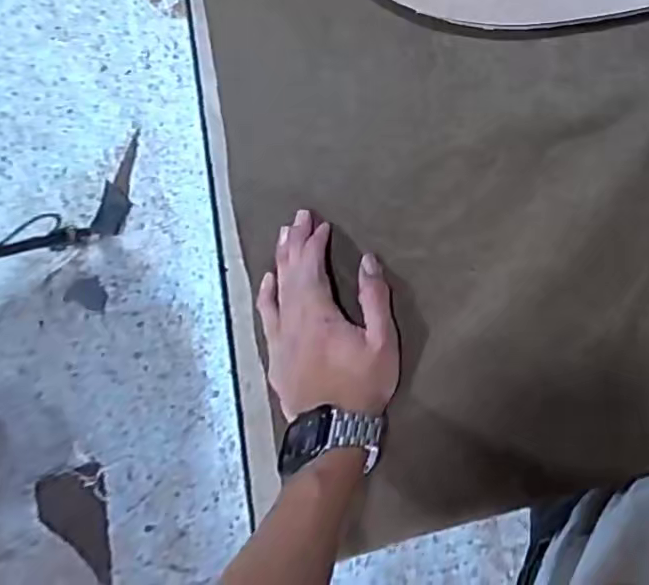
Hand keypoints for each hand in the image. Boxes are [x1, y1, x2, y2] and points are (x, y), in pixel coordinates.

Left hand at [256, 209, 399, 419]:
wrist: (334, 432)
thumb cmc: (364, 384)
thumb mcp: (382, 340)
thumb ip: (374, 298)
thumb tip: (367, 261)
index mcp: (318, 316)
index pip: (311, 270)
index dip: (314, 245)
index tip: (321, 224)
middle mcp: (292, 323)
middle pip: (289, 275)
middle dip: (294, 243)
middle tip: (298, 217)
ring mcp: (280, 340)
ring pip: (275, 292)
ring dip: (280, 262)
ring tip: (283, 237)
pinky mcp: (276, 356)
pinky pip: (267, 315)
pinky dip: (267, 294)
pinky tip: (268, 281)